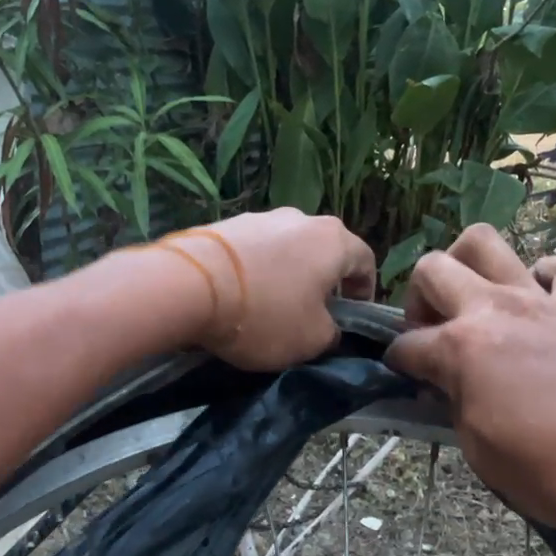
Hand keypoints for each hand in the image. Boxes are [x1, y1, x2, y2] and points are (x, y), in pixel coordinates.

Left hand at [163, 209, 375, 370]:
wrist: (189, 286)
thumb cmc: (264, 313)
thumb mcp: (312, 339)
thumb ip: (332, 332)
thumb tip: (328, 326)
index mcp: (334, 240)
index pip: (365, 261)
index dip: (364, 291)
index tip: (352, 316)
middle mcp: (301, 218)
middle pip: (324, 250)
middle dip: (323, 281)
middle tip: (313, 312)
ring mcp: (260, 216)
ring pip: (287, 248)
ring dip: (287, 273)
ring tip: (271, 304)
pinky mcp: (225, 224)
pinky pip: (253, 250)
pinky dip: (255, 270)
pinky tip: (240, 294)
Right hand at [385, 224, 555, 535]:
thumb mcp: (481, 455)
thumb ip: (454, 408)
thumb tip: (447, 387)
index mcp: (461, 348)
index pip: (407, 345)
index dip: (398, 364)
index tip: (406, 379)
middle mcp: (495, 309)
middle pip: (432, 268)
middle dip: (418, 298)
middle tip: (433, 333)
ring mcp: (542, 301)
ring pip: (487, 242)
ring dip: (469, 265)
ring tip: (477, 302)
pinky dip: (549, 275)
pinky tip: (543, 300)